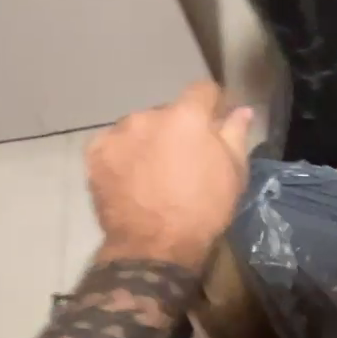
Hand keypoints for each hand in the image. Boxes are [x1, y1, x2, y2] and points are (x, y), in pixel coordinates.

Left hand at [86, 81, 254, 270]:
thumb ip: (236, 135)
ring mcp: (118, 133)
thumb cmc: (204, 209)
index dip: (213, 104)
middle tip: (185, 157)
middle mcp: (149, 115)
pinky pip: (115, 143)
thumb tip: (241, 110)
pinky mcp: (95, 154)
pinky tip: (132, 177)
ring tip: (154, 171)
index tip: (216, 122)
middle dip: (178, 128)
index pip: (203, 90)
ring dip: (150, 140)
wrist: (154, 247)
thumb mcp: (233, 173)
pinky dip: (125, 154)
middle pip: (169, 111)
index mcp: (187, 116)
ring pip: (140, 127)